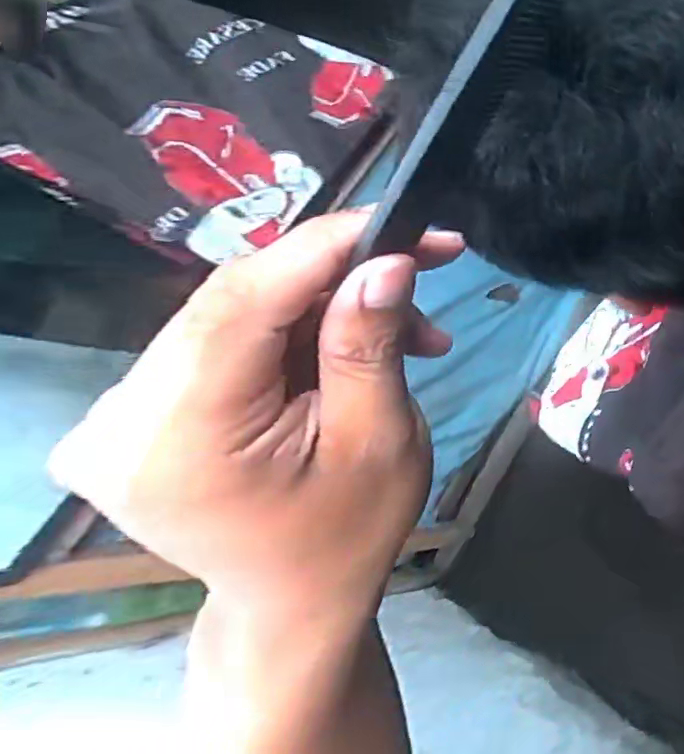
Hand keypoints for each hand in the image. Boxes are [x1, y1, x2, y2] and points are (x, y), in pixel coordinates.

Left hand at [48, 211, 463, 617]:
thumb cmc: (352, 524)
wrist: (296, 591)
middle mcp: (120, 421)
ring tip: (419, 329)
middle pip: (236, 301)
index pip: (240, 308)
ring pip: (240, 311)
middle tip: (435, 257)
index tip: (404, 221)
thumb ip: (370, 348)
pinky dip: (308, 325)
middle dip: (344, 269)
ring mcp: (118, 415)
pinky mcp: (140, 409)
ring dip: (337, 301)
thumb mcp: (382, 436)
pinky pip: (231, 336)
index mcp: (179, 442)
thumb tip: (387, 265)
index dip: (321, 249)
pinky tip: (364, 343)